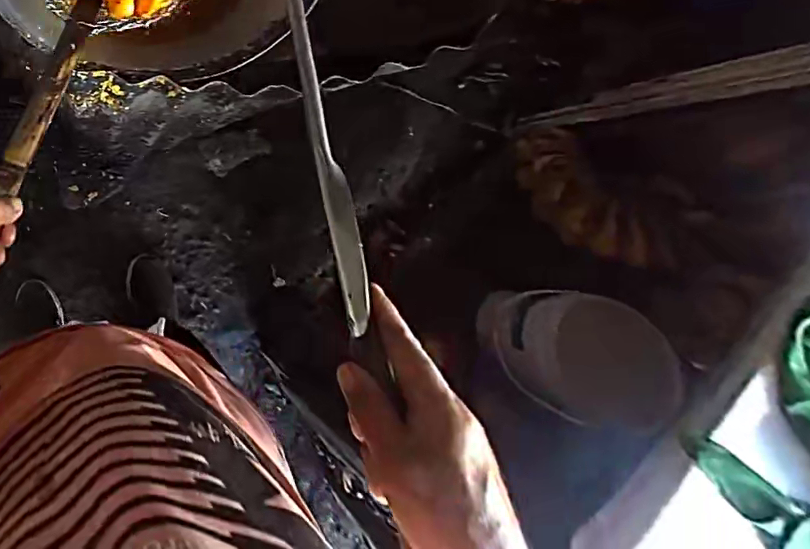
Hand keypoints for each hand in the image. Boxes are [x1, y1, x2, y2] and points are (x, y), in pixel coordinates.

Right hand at [338, 285, 525, 548]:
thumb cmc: (448, 517)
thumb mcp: (393, 457)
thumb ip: (369, 409)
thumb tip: (351, 371)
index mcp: (440, 403)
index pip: (406, 346)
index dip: (386, 316)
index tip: (372, 291)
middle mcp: (453, 416)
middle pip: (400, 384)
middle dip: (374, 402)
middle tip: (362, 429)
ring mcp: (458, 442)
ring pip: (405, 417)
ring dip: (384, 438)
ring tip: (385, 475)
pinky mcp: (457, 467)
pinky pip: (417, 443)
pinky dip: (398, 458)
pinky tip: (397, 488)